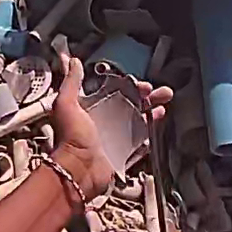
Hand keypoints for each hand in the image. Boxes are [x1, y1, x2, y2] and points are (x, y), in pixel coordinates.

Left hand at [47, 47, 172, 200]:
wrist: (78, 170)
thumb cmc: (71, 138)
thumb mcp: (67, 104)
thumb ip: (71, 82)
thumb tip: (71, 61)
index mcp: (93, 109)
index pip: (116, 92)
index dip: (131, 86)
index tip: (143, 84)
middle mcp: (105, 122)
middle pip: (132, 105)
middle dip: (147, 97)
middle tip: (162, 92)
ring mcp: (116, 138)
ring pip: (139, 121)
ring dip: (152, 112)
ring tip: (164, 105)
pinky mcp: (124, 154)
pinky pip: (140, 143)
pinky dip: (148, 134)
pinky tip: (157, 126)